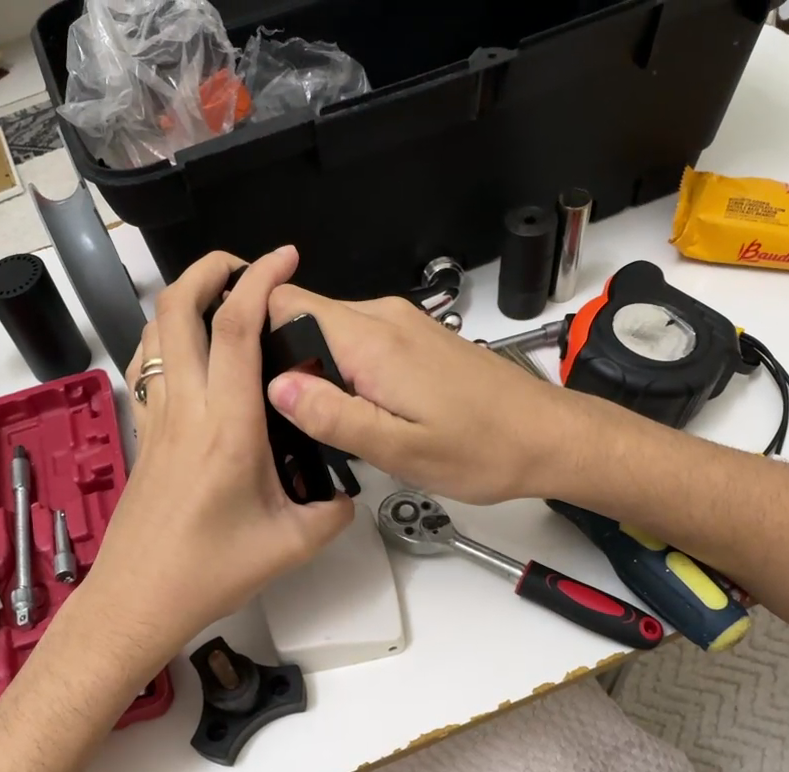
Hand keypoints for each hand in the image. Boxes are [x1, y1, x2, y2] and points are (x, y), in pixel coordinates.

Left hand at [73, 248, 354, 669]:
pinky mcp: (142, 435)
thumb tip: (346, 493)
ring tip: (220, 296)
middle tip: (248, 267)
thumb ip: (332, 512)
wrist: (139, 599)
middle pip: (177, 307)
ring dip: (182, 298)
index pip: (236, 328)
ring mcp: (156, 419)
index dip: (261, 279)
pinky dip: (164, 337)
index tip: (285, 258)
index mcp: (227, 427)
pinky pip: (146, 366)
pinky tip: (188, 351)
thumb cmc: (207, 573)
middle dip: (210, 268)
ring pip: (155, 331)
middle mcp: (184, 409)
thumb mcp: (290, 545)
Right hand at [264, 288, 586, 504]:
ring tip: (318, 422)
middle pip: (304, 318)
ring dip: (316, 372)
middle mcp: (385, 319)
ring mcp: (404, 326)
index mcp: (372, 341)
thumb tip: (275, 386)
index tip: (241, 374)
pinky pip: (360, 343)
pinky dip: (345, 373)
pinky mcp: (417, 341)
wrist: (548, 438)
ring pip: (331, 332)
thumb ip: (334, 416)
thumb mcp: (400, 449)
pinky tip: (358, 414)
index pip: (286, 304)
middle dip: (282, 361)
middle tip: (280, 416)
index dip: (254, 332)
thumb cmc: (483, 449)